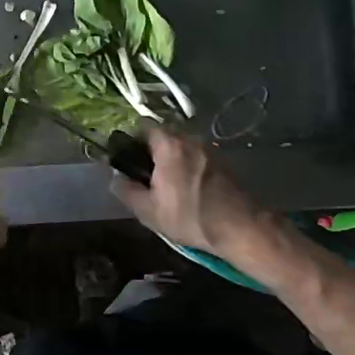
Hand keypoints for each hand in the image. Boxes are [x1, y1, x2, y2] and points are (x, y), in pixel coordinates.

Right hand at [109, 130, 270, 256]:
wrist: (239, 227)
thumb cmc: (189, 217)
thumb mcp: (148, 210)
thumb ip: (126, 191)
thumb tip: (115, 178)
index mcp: (169, 145)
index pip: (143, 126)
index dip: (131, 141)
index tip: (127, 161)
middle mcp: (190, 139)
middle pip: (164, 136)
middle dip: (151, 153)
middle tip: (145, 178)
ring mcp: (210, 149)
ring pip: (181, 148)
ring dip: (171, 162)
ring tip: (166, 188)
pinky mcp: (223, 162)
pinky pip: (197, 158)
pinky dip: (188, 169)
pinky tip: (187, 192)